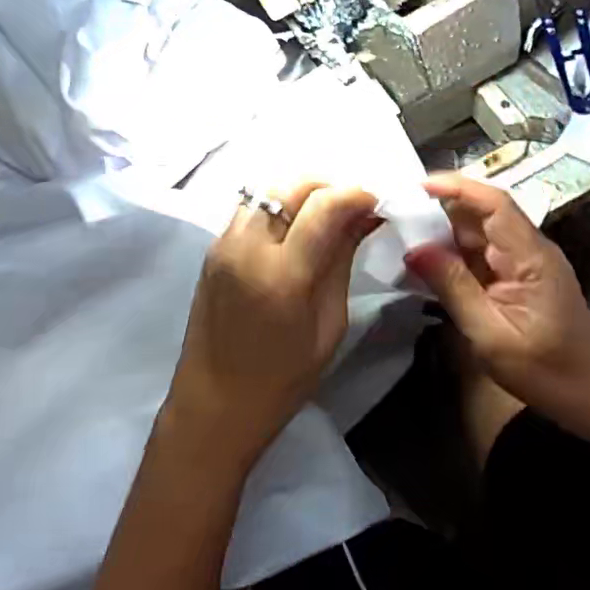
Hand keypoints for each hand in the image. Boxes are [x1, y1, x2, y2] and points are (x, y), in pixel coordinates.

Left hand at [166, 183, 382, 462]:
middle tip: (352, 208)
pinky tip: (294, 229)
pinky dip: (277, 206)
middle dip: (329, 188)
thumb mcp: (329, 324)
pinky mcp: (212, 248)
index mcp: (282, 275)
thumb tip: (364, 215)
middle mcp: (248, 248)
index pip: (324, 205)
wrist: (214, 404)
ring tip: (324, 216)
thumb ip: (342, 260)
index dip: (356, 194)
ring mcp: (224, 244)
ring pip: (268, 190)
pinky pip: (250, 208)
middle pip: (292, 186)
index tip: (376, 203)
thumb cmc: (283, 379)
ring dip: (301, 193)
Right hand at [404, 175, 589, 414]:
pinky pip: (481, 251)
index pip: (494, 204)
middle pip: (483, 213)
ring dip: (444, 231)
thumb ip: (453, 288)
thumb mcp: (491, 334)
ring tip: (404, 235)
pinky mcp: (517, 274)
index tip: (419, 186)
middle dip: (441, 209)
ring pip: (479, 231)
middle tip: (399, 214)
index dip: (457, 187)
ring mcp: (524, 260)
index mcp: (531, 256)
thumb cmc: (545, 370)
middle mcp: (529, 248)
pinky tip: (428, 261)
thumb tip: (414, 250)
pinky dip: (453, 252)